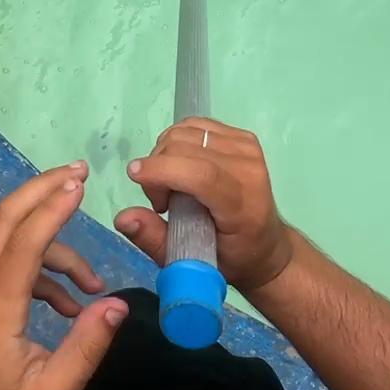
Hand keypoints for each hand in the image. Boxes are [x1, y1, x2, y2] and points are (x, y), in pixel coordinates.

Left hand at [0, 162, 128, 389]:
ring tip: (93, 284)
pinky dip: (40, 269)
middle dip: (43, 188)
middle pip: (6, 216)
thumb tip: (117, 304)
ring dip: (54, 246)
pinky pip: (8, 261)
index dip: (53, 208)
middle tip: (80, 171)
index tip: (80, 183)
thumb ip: (87, 347)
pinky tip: (67, 305)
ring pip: (11, 239)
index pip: (24, 240)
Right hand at [114, 117, 296, 294]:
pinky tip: (181, 165)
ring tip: (172, 185)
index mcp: (242, 206)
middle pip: (185, 147)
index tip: (134, 175)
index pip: (201, 175)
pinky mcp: (242, 136)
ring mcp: (247, 149)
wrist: (266, 244)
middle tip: (162, 201)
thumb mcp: (191, 263)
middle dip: (157, 170)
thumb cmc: (230, 258)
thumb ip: (154, 239)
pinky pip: (194, 126)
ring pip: (184, 132)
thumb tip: (123, 217)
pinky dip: (177, 142)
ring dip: (165, 155)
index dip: (163, 170)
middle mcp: (249, 170)